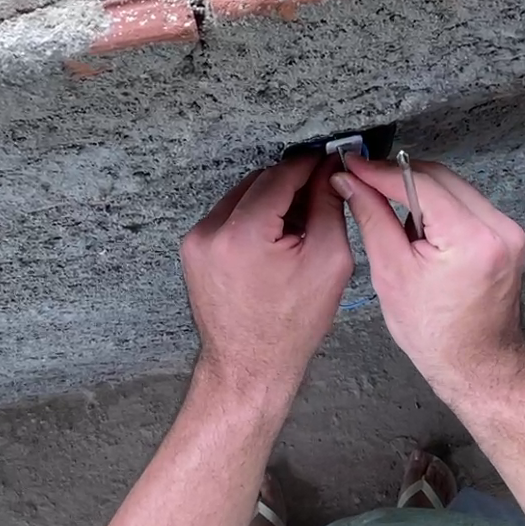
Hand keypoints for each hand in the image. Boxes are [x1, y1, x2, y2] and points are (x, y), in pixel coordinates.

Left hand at [181, 155, 352, 398]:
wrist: (250, 366)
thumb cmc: (292, 324)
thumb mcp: (328, 261)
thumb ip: (329, 206)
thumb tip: (332, 170)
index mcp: (244, 233)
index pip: (280, 175)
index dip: (309, 165)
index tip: (329, 160)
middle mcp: (211, 231)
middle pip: (258, 181)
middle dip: (290, 183)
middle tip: (321, 194)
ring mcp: (196, 240)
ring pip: (242, 196)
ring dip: (271, 199)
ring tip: (298, 224)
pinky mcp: (192, 250)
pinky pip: (228, 216)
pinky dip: (253, 217)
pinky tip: (275, 239)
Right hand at [332, 159, 524, 399]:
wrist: (477, 364)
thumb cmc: (435, 333)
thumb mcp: (391, 273)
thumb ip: (371, 217)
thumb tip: (350, 182)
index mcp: (470, 239)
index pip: (419, 182)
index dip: (380, 171)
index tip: (353, 165)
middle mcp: (498, 228)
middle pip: (438, 177)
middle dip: (397, 177)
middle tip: (361, 183)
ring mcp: (508, 230)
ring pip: (452, 186)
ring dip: (418, 191)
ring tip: (392, 219)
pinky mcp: (507, 235)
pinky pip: (465, 202)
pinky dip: (438, 206)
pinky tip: (419, 228)